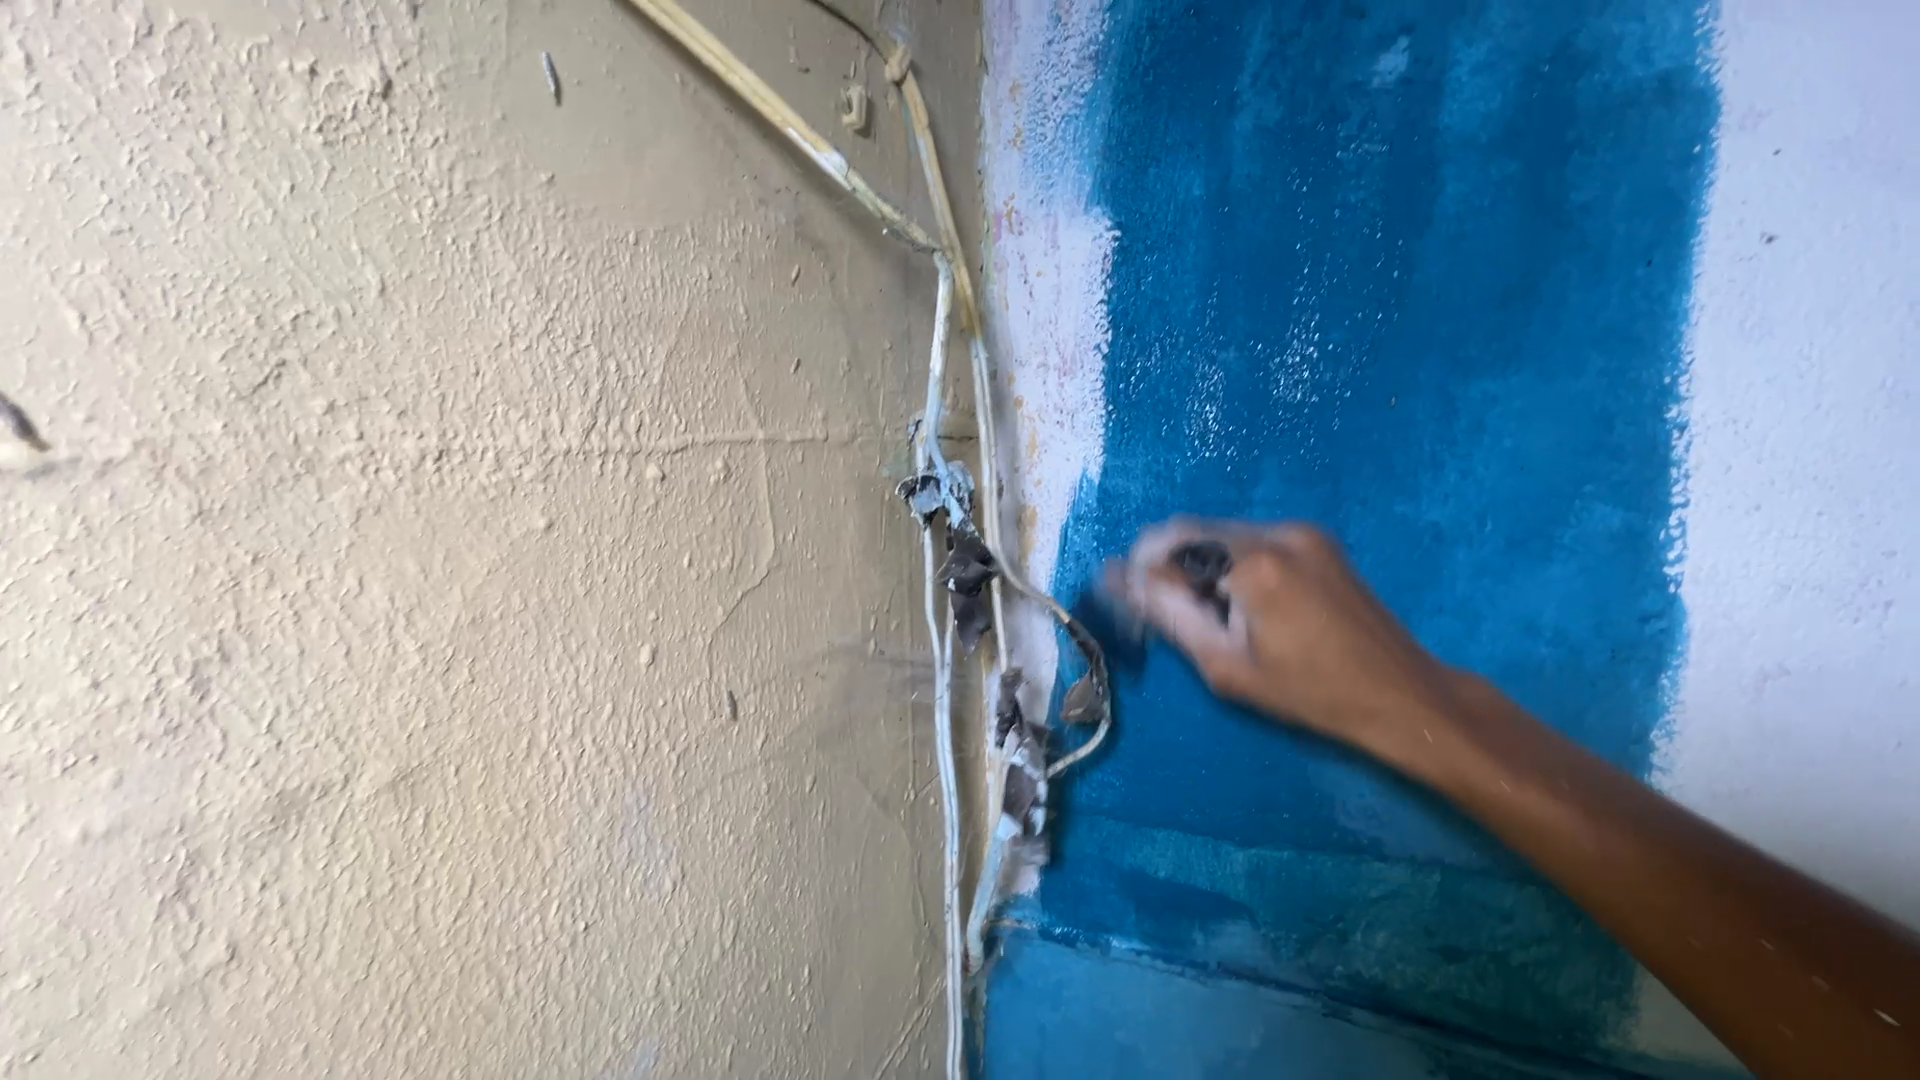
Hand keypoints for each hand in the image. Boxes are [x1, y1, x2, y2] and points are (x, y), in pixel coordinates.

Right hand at [1108, 519, 1458, 755]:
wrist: (1401, 694)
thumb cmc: (1310, 694)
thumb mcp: (1226, 666)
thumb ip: (1169, 615)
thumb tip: (1117, 579)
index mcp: (1255, 564)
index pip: (1168, 547)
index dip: (1141, 573)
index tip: (1132, 603)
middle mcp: (1276, 532)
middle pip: (1191, 533)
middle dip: (1169, 568)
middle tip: (1172, 615)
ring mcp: (1300, 531)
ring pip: (1218, 534)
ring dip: (1199, 565)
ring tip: (1213, 615)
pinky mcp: (1315, 538)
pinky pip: (1249, 539)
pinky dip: (1229, 563)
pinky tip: (1242, 602)